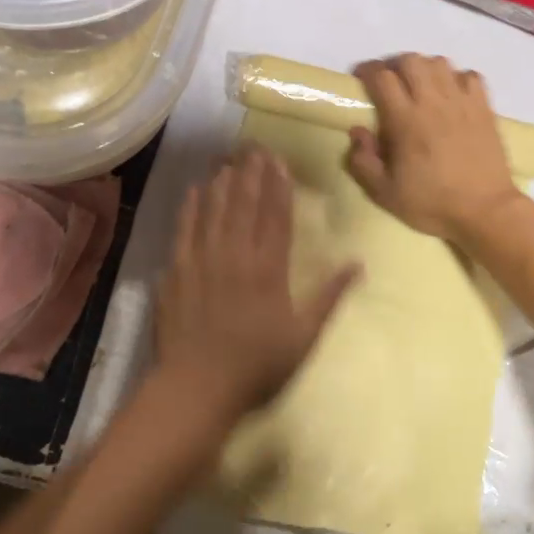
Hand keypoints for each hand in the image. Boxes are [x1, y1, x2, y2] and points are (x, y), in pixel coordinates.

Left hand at [154, 145, 358, 417]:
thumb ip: (329, 297)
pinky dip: (191, 207)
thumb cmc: (257, 366)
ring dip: (223, 182)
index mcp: (269, 269)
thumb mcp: (304, 336)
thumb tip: (358, 264)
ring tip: (230, 158)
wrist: (196, 386)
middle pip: (244, 204)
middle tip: (255, 147)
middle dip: (252, 173)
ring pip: (214, 210)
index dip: (279, 186)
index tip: (280, 160)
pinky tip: (195, 189)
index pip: (276, 216)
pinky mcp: (176, 271)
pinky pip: (184, 229)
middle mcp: (235, 255)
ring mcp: (202, 260)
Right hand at [347, 54, 529, 245]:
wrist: (485, 210)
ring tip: (420, 86)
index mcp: (406, 120)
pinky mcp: (484, 108)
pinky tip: (452, 95)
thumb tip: (358, 131)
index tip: (361, 80)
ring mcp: (462, 102)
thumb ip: (363, 161)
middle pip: (411, 60)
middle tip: (389, 83)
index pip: (382, 77)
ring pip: (440, 62)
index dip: (367, 71)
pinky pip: (470, 75)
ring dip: (424, 68)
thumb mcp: (385, 193)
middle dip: (394, 65)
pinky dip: (457, 78)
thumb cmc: (432, 203)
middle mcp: (434, 102)